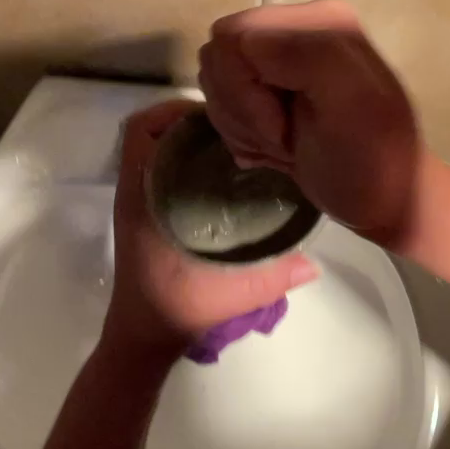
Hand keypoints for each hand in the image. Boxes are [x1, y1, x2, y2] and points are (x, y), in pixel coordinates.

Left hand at [101, 99, 318, 357]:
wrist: (142, 335)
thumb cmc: (174, 308)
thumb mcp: (227, 294)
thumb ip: (270, 277)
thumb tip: (314, 262)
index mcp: (143, 196)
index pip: (142, 132)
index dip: (173, 113)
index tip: (216, 116)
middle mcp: (135, 188)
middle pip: (150, 130)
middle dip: (188, 120)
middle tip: (233, 125)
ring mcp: (137, 198)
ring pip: (155, 146)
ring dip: (186, 137)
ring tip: (230, 141)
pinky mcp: (144, 209)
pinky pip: (159, 164)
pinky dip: (183, 156)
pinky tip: (220, 169)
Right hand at [199, 0, 428, 246]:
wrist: (382, 201)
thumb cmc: (371, 160)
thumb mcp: (355, 105)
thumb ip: (311, 57)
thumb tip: (249, 43)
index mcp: (318, 19)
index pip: (234, 37)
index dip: (244, 91)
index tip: (285, 127)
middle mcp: (295, 25)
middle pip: (217, 53)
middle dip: (240, 107)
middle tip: (283, 136)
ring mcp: (277, 53)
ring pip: (213, 74)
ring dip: (239, 121)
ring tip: (282, 142)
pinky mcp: (264, 79)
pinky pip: (218, 93)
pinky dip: (238, 129)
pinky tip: (274, 143)